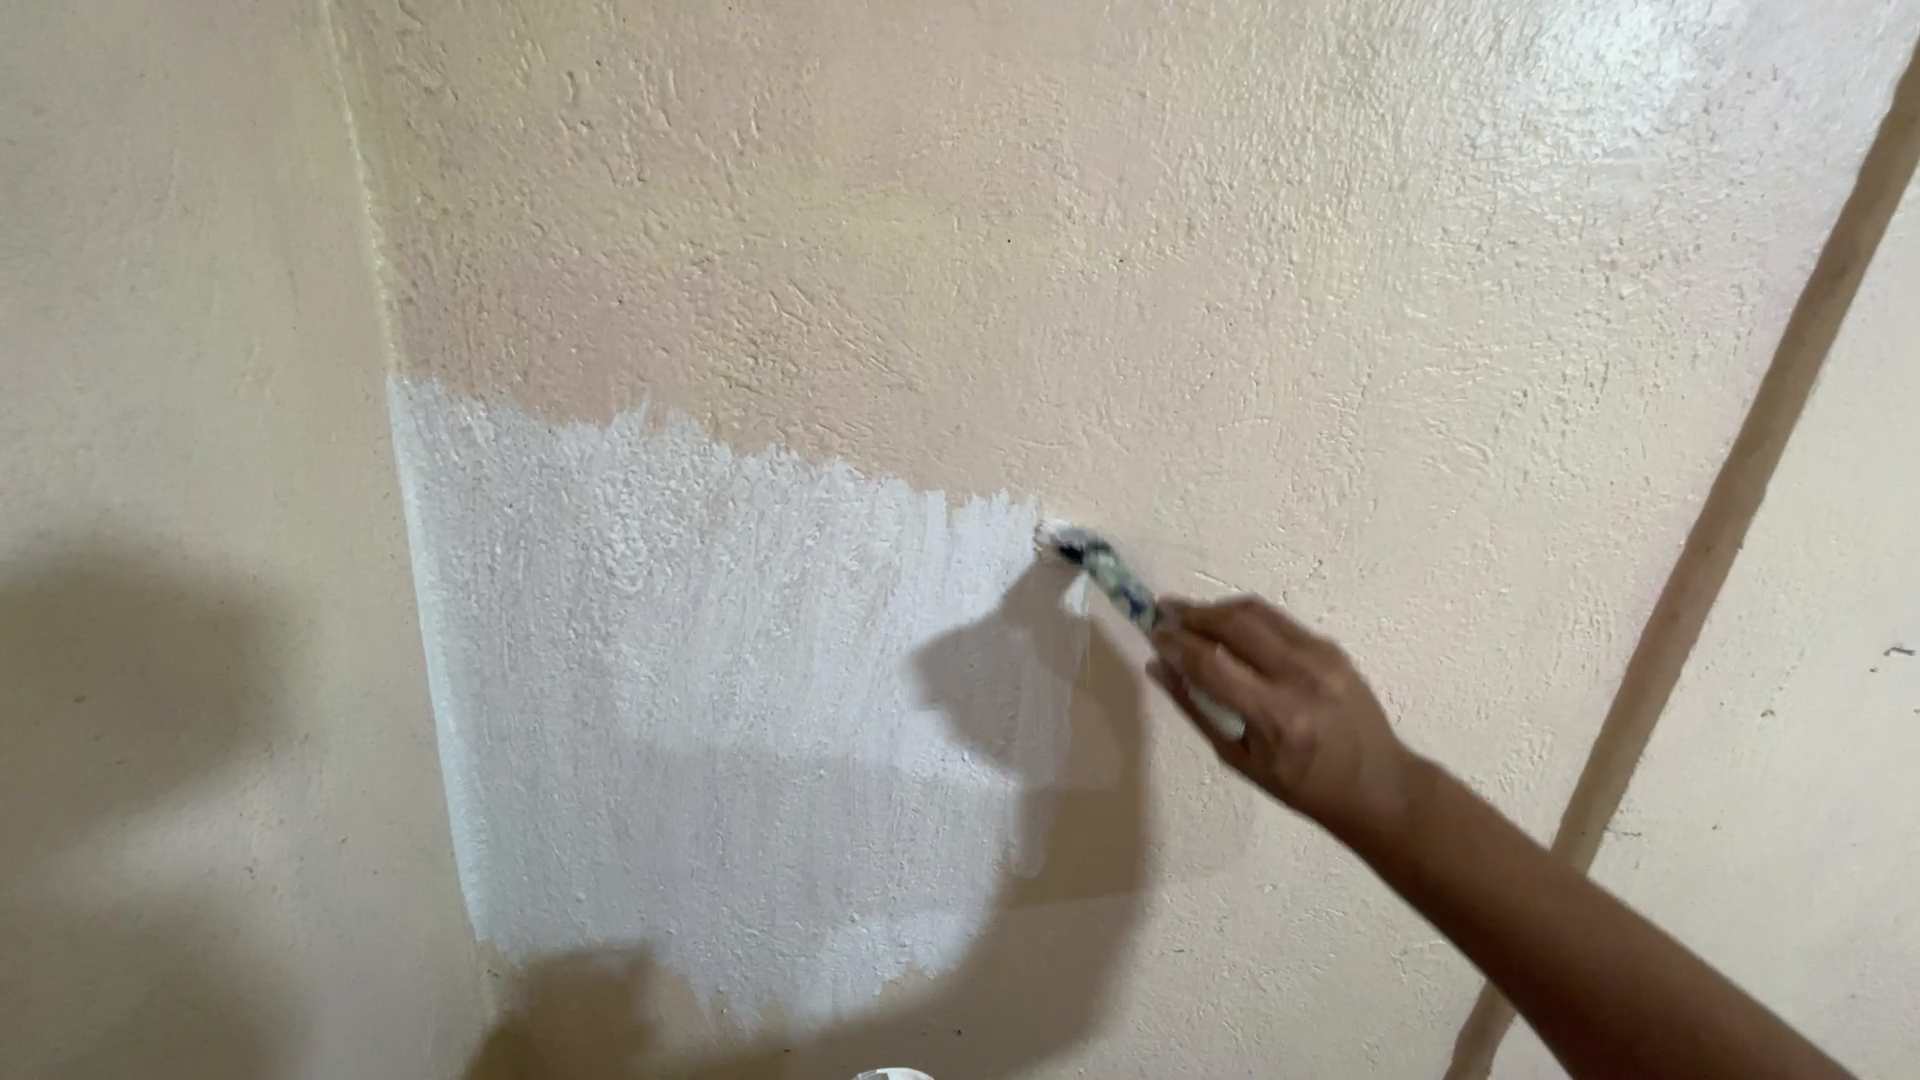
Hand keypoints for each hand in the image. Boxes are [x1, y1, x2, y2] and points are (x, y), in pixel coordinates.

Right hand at [1150, 596, 1423, 842]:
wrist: (1379, 786)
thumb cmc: (1301, 785)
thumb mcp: (1238, 758)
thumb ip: (1195, 708)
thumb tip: (1158, 666)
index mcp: (1276, 716)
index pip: (1212, 663)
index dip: (1176, 643)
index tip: (1154, 634)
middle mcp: (1300, 678)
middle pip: (1234, 624)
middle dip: (1193, 614)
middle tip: (1165, 611)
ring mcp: (1322, 658)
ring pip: (1256, 612)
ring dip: (1217, 609)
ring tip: (1191, 615)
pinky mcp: (1332, 648)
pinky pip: (1279, 621)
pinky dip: (1246, 618)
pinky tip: (1229, 627)